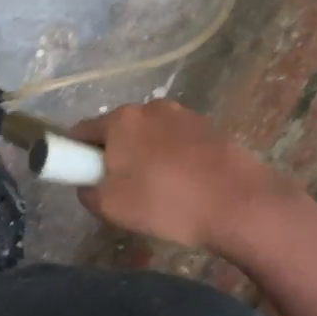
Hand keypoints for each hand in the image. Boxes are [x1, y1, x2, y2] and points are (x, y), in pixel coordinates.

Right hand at [68, 100, 291, 251]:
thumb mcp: (109, 207)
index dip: (74, 154)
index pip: (81, 131)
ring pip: (150, 136)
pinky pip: (177, 143)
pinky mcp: (211, 129)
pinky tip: (185, 186)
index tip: (82, 177)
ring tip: (159, 191)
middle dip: (114, 155)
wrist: (242, 205)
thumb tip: (88, 183)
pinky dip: (173, 159)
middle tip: (121, 190)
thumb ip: (85, 191)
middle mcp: (150, 108)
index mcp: (120, 120)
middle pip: (118, 131)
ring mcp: (184, 116)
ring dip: (146, 157)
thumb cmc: (167, 203)